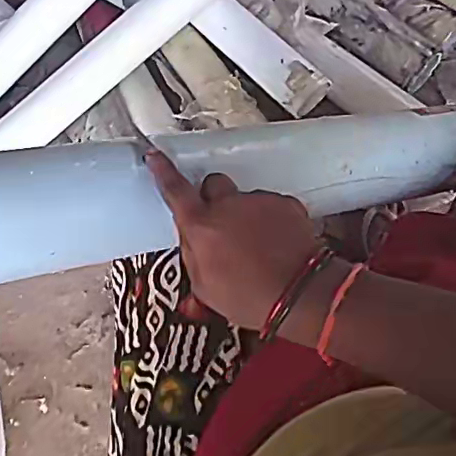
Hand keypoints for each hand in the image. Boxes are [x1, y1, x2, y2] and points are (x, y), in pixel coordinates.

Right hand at [146, 149, 322, 329]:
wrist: (300, 295)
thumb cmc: (252, 298)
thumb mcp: (205, 287)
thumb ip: (192, 257)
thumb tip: (192, 243)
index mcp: (200, 226)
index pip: (175, 189)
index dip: (162, 171)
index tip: (155, 157)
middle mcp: (227, 206)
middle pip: (213, 185)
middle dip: (213, 199)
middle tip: (219, 225)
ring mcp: (258, 201)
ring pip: (243, 198)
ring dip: (245, 214)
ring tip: (255, 246)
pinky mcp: (284, 203)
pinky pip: (270, 205)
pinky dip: (271, 220)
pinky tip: (275, 244)